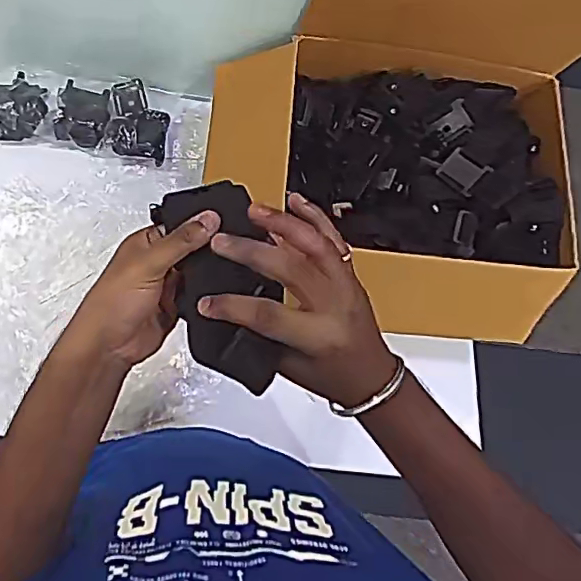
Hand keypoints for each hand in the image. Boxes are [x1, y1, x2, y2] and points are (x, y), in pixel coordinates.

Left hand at [63, 210, 218, 366]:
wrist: (109, 347)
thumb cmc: (111, 304)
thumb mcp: (149, 263)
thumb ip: (180, 241)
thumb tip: (206, 220)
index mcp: (146, 243)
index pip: (179, 225)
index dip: (199, 224)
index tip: (221, 223)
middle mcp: (156, 262)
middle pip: (191, 249)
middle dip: (204, 252)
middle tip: (223, 251)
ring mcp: (166, 285)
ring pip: (196, 274)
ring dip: (203, 276)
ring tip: (214, 274)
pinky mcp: (174, 306)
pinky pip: (196, 296)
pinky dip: (202, 296)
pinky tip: (206, 295)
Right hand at [200, 192, 397, 405]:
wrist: (373, 377)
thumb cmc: (336, 376)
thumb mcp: (291, 367)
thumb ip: (263, 336)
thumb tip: (232, 308)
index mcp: (320, 336)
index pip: (270, 314)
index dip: (233, 306)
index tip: (208, 302)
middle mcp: (336, 305)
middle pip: (291, 268)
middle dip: (250, 252)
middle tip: (222, 242)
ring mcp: (346, 285)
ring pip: (316, 244)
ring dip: (283, 224)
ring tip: (255, 212)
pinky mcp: (351, 274)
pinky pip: (334, 239)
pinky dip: (315, 217)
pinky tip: (296, 202)